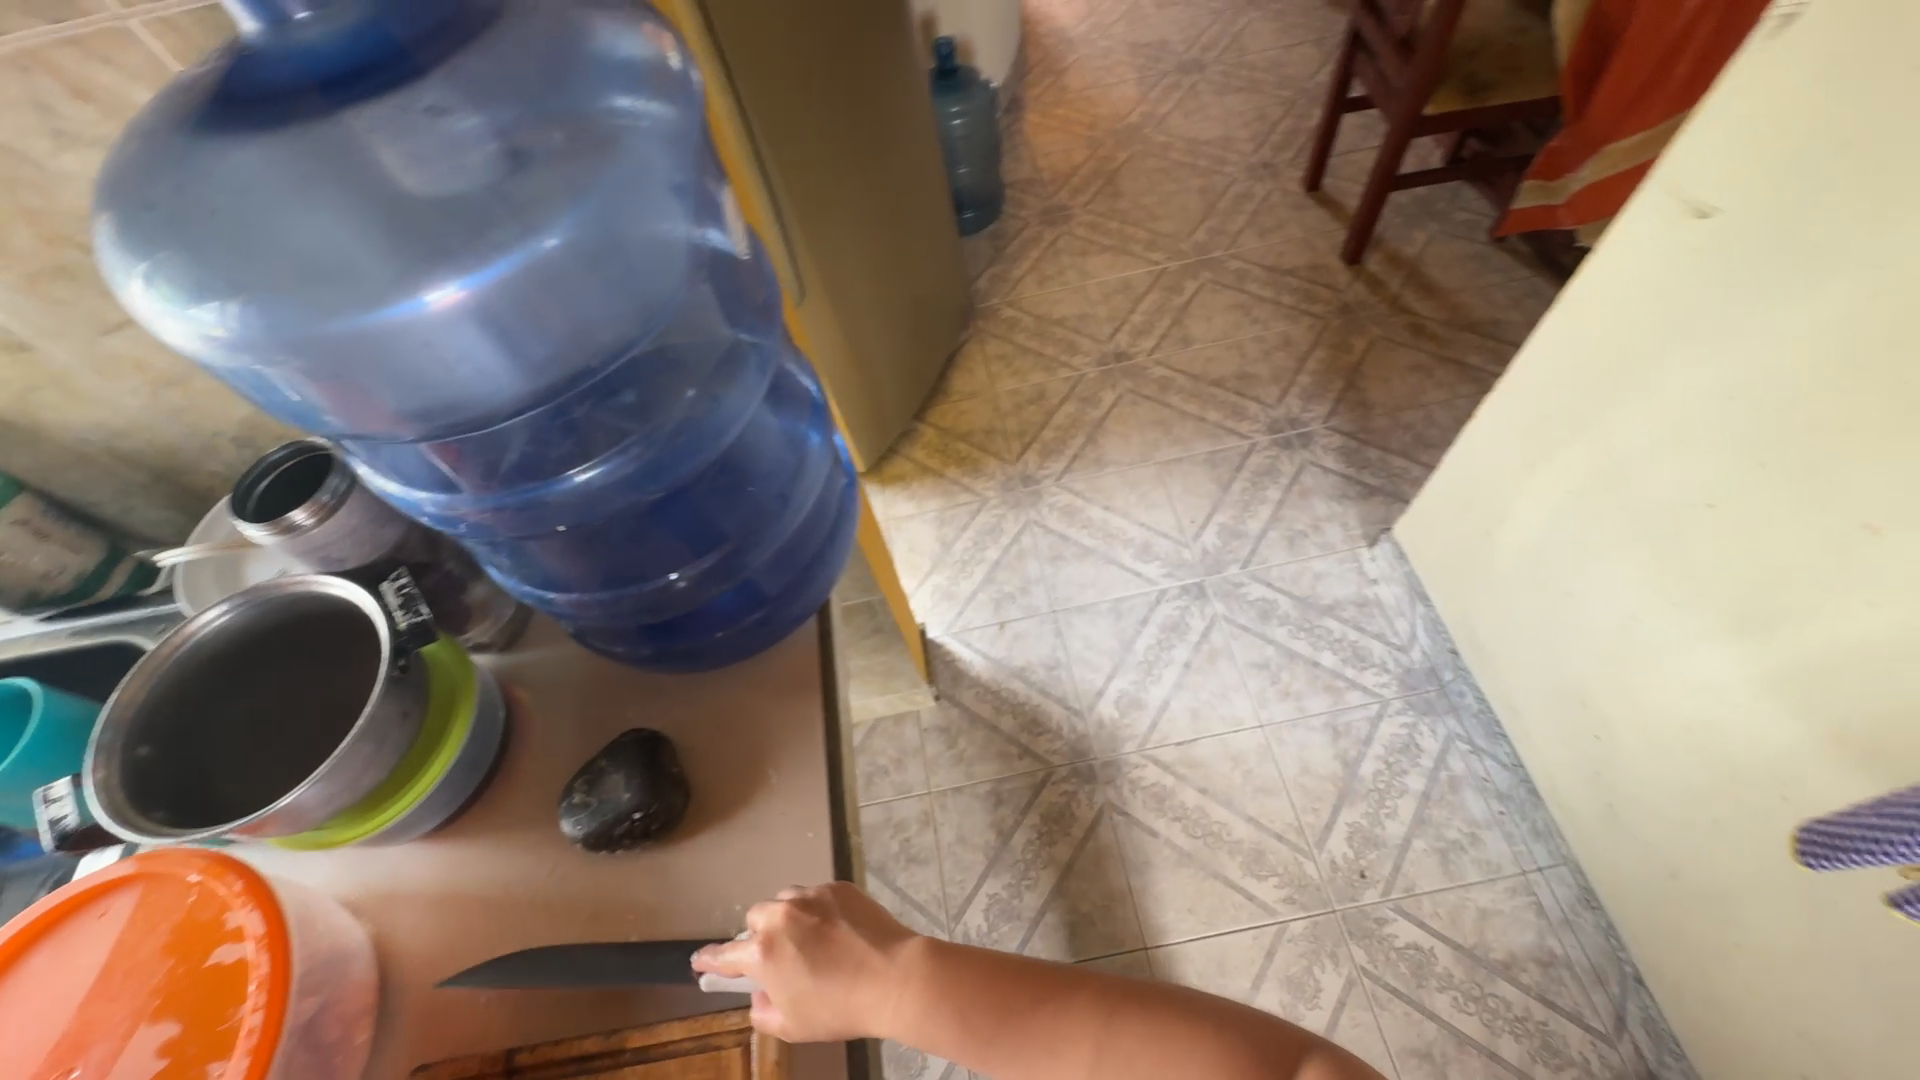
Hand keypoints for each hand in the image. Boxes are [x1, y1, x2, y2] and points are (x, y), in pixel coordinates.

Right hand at [691, 882, 919, 1041]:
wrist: (893, 976)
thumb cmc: (838, 1007)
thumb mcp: (792, 1025)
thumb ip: (764, 1011)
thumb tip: (761, 994)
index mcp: (763, 951)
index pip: (726, 954)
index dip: (711, 960)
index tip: (701, 961)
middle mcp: (782, 915)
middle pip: (757, 918)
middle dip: (761, 935)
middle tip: (778, 956)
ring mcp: (812, 896)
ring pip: (787, 900)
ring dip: (789, 917)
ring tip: (809, 940)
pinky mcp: (840, 887)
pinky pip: (818, 895)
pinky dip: (819, 910)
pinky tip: (837, 931)